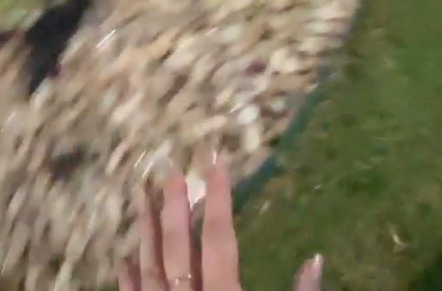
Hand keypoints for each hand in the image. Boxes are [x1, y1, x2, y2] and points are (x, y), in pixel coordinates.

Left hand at [120, 155, 322, 290]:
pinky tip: (125, 256)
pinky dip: (128, 278)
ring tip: (140, 196)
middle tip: (167, 167)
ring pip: (149, 270)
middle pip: (177, 248)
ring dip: (145, 232)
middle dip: (172, 206)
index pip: (217, 240)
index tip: (214, 162)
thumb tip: (316, 258)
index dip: (217, 199)